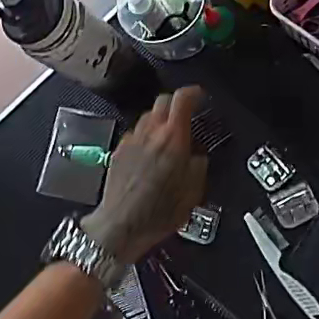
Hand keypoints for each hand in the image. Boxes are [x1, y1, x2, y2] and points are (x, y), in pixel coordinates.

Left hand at [80, 86, 207, 263]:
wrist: (121, 226)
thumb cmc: (155, 214)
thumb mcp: (193, 191)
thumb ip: (199, 165)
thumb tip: (199, 157)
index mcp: (172, 138)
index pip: (182, 99)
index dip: (193, 92)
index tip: (199, 95)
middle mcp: (149, 134)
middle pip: (162, 101)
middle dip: (176, 103)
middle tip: (186, 112)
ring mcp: (131, 141)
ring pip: (147, 116)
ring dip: (160, 120)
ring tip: (169, 136)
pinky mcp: (118, 151)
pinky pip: (135, 133)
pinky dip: (145, 136)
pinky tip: (151, 153)